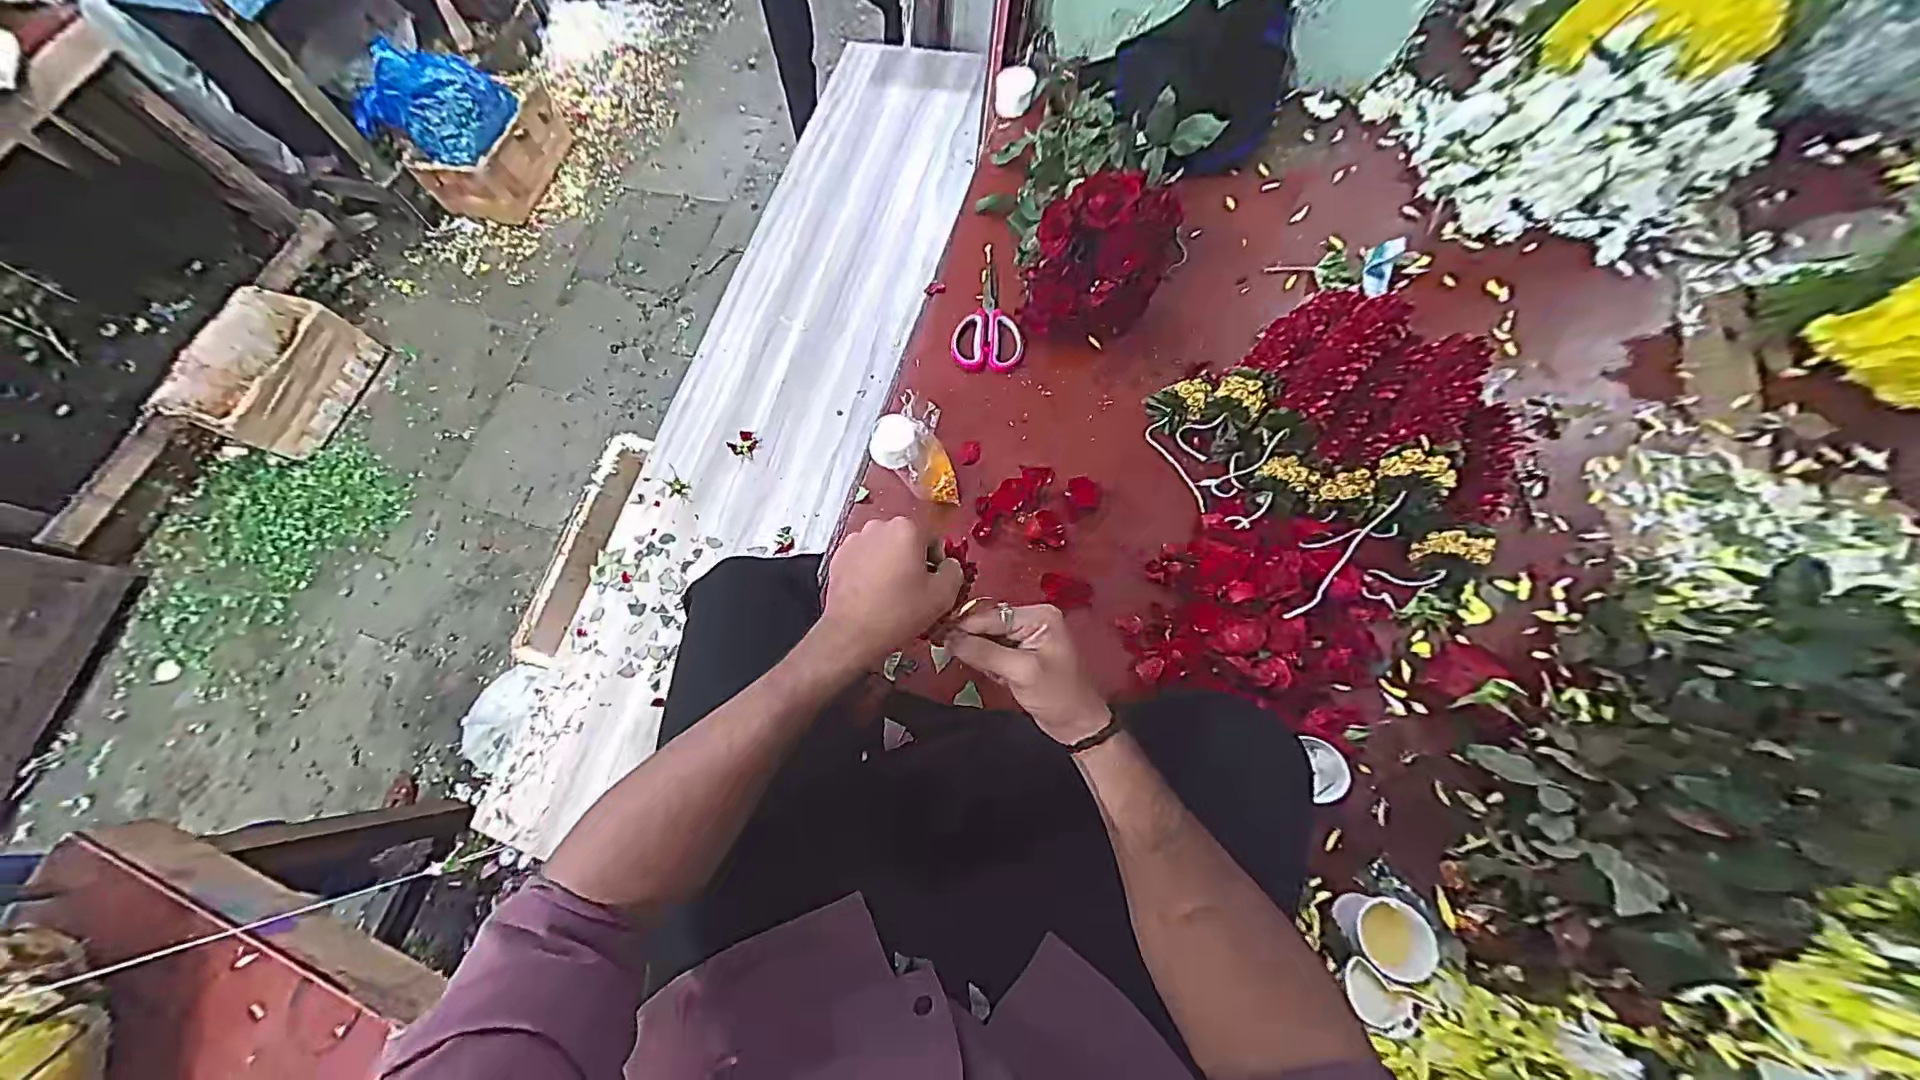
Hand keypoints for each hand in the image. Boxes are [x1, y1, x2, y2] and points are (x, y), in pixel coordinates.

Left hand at [817, 516, 962, 665]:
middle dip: (913, 562)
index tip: (933, 584)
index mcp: (906, 528)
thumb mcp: (943, 595)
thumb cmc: (898, 612)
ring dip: (891, 566)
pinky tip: (873, 594)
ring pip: (885, 550)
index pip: (933, 540)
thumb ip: (954, 571)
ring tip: (892, 595)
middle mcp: (878, 527)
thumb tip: (949, 566)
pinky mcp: (839, 557)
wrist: (852, 634)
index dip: (938, 564)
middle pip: (907, 542)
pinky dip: (871, 571)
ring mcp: (855, 540)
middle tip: (914, 590)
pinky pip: (864, 559)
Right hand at [942, 604, 1110, 744]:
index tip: (937, 634)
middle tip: (941, 648)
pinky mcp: (1019, 654)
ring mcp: (1025, 637)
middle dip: (968, 638)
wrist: (1078, 725)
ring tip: (968, 664)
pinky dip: (984, 661)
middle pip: (987, 623)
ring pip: (986, 637)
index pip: (991, 615)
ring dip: (975, 652)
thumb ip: (984, 652)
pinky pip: (991, 650)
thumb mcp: (1021, 671)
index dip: (963, 625)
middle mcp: (1031, 619)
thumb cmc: (1058, 695)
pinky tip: (990, 675)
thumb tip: (949, 638)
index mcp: (1038, 615)